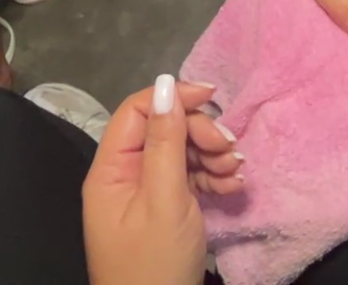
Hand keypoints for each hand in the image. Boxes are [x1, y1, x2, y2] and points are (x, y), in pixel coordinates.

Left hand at [83, 76, 242, 284]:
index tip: (212, 98)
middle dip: (200, 132)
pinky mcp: (166, 207)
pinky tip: (234, 186)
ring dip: (212, 154)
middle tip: (229, 148)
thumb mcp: (164, 199)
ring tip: (235, 171)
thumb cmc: (155, 265)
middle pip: (165, 127)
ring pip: (182, 150)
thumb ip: (166, 140)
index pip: (139, 110)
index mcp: (111, 170)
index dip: (175, 97)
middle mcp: (125, 175)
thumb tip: (166, 83)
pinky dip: (213, 175)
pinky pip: (190, 175)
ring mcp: (145, 192)